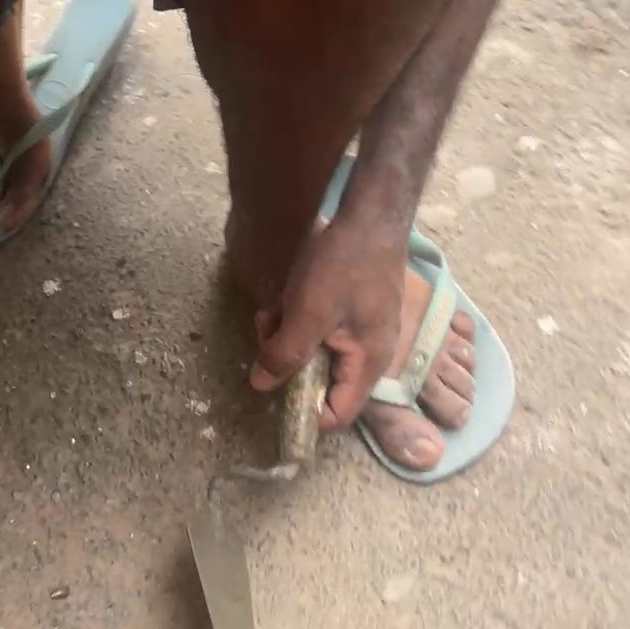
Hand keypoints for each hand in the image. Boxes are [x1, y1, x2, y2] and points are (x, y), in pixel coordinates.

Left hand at [248, 216, 405, 429]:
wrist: (366, 213)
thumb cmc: (343, 264)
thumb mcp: (307, 314)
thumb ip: (284, 354)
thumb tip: (261, 385)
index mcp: (368, 362)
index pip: (337, 414)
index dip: (304, 415)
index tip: (273, 399)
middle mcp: (368, 355)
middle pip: (318, 387)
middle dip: (286, 368)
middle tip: (269, 338)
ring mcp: (357, 335)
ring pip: (310, 360)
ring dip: (284, 342)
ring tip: (273, 315)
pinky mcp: (344, 317)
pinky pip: (312, 336)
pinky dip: (292, 325)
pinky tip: (282, 304)